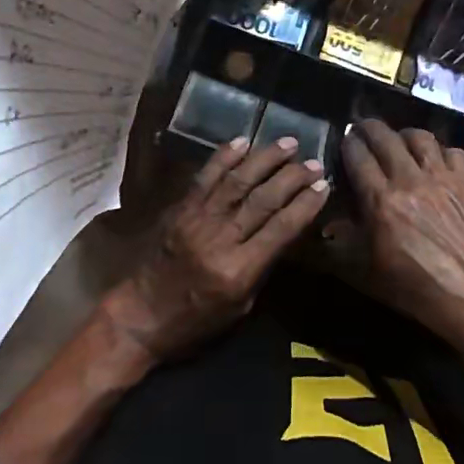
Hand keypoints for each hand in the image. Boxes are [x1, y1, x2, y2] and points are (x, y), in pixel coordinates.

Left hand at [102, 135, 329, 362]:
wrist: (139, 316)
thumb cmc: (195, 322)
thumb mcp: (240, 307)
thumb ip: (262, 267)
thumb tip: (285, 230)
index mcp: (238, 271)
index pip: (280, 229)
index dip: (305, 205)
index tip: (324, 185)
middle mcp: (219, 239)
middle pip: (262, 200)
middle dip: (291, 178)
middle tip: (313, 162)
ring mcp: (196, 220)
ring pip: (237, 181)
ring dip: (264, 159)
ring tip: (288, 143)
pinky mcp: (179, 209)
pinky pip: (204, 178)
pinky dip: (224, 157)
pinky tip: (242, 142)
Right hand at [338, 120, 463, 356]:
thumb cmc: (419, 290)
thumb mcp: (369, 274)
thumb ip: (344, 243)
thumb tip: (329, 225)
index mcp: (380, 201)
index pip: (357, 156)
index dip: (347, 143)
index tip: (344, 140)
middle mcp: (410, 180)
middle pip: (385, 137)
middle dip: (369, 127)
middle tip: (363, 128)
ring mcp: (443, 178)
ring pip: (420, 137)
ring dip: (404, 134)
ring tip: (399, 139)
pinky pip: (453, 152)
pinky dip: (440, 151)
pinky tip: (436, 160)